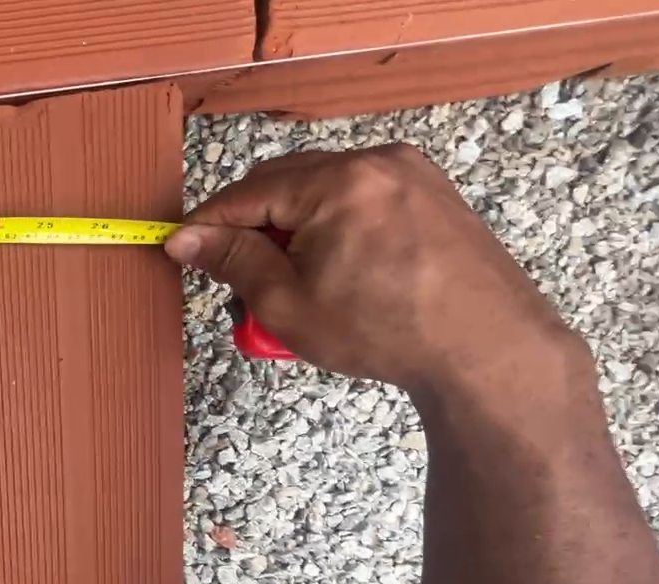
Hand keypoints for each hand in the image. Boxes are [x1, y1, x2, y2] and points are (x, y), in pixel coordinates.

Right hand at [166, 145, 587, 400]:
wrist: (482, 346)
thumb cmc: (379, 327)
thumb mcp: (283, 301)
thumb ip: (232, 259)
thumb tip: (184, 238)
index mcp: (337, 183)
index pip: (245, 193)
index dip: (204, 225)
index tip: (176, 252)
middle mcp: (376, 162)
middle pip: (281, 183)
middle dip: (246, 228)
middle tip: (229, 278)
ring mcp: (408, 175)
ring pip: (315, 193)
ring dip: (283, 231)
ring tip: (280, 286)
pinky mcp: (427, 194)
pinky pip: (353, 200)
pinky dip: (323, 230)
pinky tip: (322, 274)